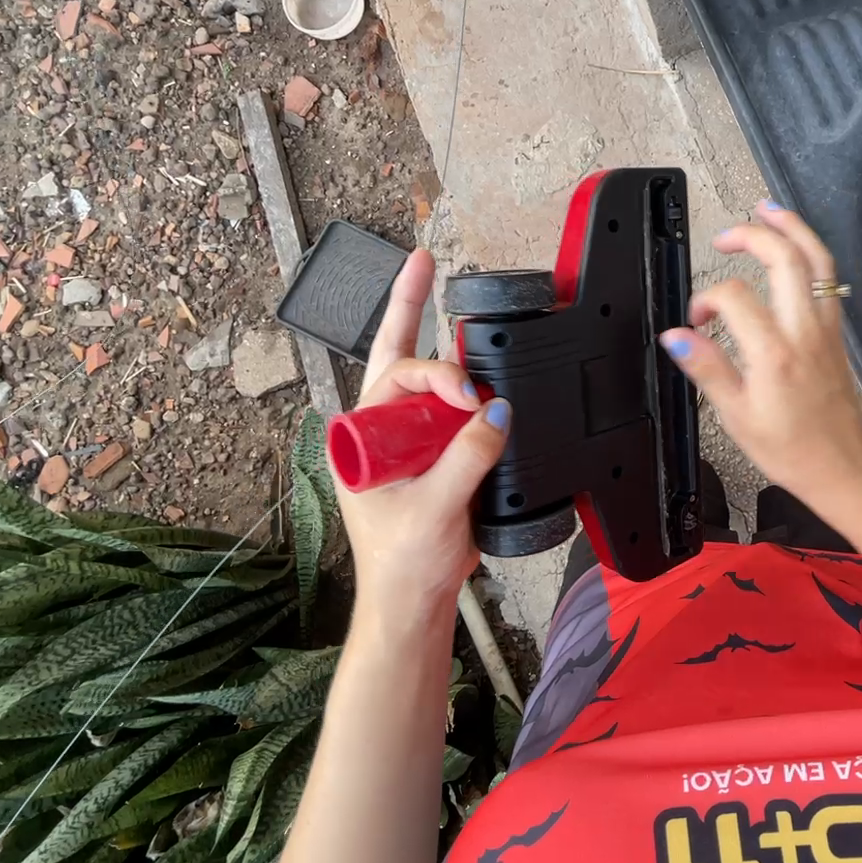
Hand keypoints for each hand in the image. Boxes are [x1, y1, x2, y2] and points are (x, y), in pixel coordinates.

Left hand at [336, 250, 510, 621]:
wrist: (417, 600)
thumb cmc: (404, 562)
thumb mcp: (434, 507)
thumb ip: (468, 457)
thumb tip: (498, 410)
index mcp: (363, 437)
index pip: (395, 376)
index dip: (436, 373)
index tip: (470, 396)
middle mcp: (385, 429)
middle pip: (401, 355)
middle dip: (410, 307)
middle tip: (424, 262)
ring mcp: (414, 439)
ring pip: (434, 379)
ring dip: (451, 345)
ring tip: (452, 296)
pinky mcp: (443, 453)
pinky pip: (463, 411)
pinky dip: (478, 388)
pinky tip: (488, 367)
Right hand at [660, 201, 861, 513]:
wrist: (844, 466)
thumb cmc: (793, 449)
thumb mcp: (737, 418)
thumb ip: (707, 369)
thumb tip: (676, 337)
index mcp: (774, 353)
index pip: (735, 297)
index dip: (706, 299)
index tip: (696, 319)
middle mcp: (804, 332)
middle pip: (785, 259)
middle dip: (752, 235)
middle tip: (725, 236)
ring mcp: (825, 329)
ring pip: (817, 261)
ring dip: (792, 228)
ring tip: (768, 208)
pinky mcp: (835, 333)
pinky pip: (828, 279)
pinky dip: (810, 252)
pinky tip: (794, 248)